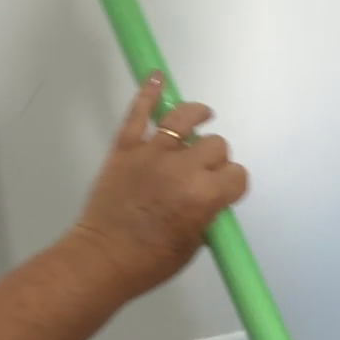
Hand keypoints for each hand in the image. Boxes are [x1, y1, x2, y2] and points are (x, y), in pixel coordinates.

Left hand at [64, 73, 249, 300]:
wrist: (103, 258)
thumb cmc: (151, 261)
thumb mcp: (195, 243)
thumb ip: (207, 211)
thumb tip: (209, 192)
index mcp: (205, 195)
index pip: (236, 175)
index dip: (233, 183)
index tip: (224, 190)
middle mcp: (183, 168)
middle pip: (215, 145)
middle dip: (215, 158)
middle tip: (203, 171)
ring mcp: (152, 153)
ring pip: (184, 120)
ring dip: (197, 115)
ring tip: (203, 116)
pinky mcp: (125, 148)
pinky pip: (138, 114)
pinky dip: (148, 93)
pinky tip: (157, 78)